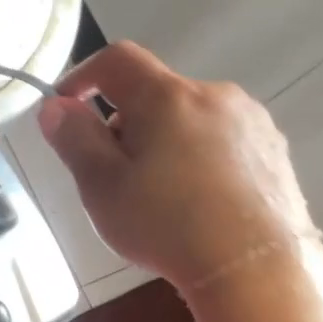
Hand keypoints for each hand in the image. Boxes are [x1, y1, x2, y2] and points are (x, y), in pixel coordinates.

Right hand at [36, 43, 318, 291]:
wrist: (249, 260)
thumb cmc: (162, 223)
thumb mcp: (101, 187)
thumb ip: (76, 141)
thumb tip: (54, 107)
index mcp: (166, 99)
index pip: (118, 60)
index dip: (82, 77)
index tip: (62, 110)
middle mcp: (212, 94)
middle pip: (153, 96)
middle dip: (121, 127)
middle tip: (106, 181)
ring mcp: (247, 117)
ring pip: (185, 119)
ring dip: (158, 145)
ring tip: (150, 199)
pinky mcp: (269, 145)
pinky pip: (216, 140)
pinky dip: (191, 160)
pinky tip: (188, 203)